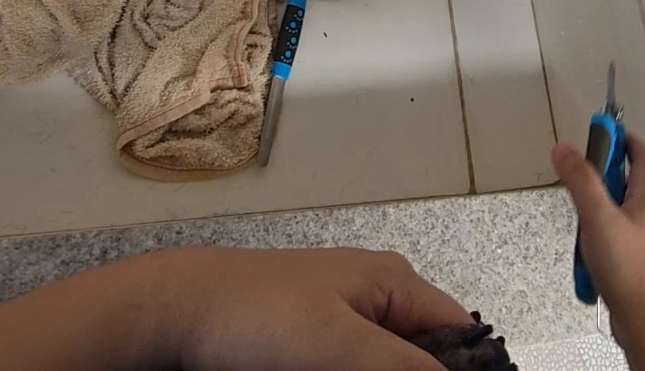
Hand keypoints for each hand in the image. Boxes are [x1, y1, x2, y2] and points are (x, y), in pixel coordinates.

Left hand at [0, 245, 471, 370]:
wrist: (184, 310)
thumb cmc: (265, 315)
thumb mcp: (340, 343)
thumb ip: (405, 368)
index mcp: (393, 282)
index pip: (460, 333)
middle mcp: (377, 297)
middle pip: (427, 357)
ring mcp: (345, 322)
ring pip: (390, 368)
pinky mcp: (315, 346)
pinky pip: (358, 370)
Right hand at [553, 134, 644, 347]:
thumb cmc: (626, 267)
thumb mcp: (597, 217)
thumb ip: (580, 180)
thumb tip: (563, 146)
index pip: (642, 157)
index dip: (624, 139)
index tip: (604, 131)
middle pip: (630, 185)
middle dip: (604, 178)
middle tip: (580, 182)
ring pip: (623, 214)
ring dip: (600, 212)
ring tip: (582, 228)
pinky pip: (622, 240)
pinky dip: (604, 238)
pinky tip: (591, 257)